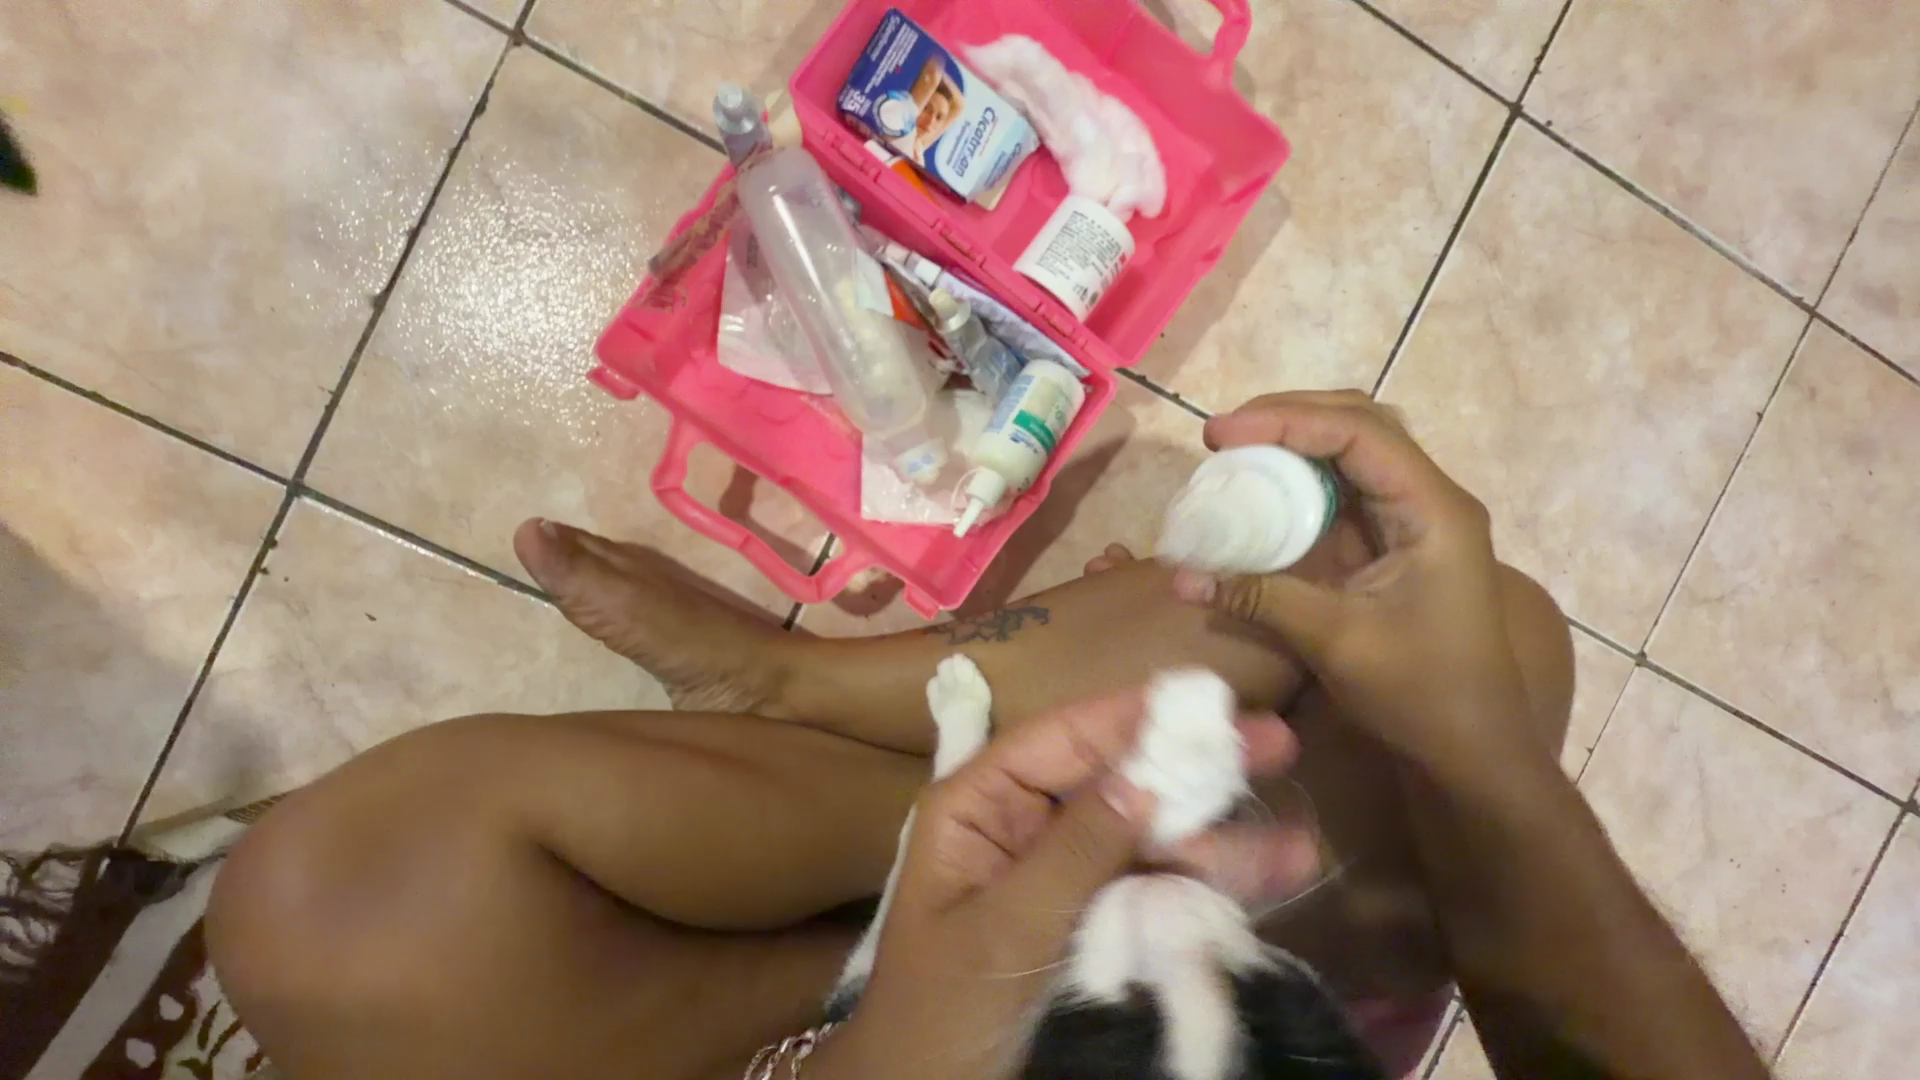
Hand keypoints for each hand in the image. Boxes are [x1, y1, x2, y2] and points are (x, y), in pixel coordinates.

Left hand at [817, 689, 1314, 1079]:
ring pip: (1145, 834)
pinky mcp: (1094, 916)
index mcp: (980, 803)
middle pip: (1114, 778)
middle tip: (1274, 742)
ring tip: (1295, 844)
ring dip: (1218, 837)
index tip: (1199, 696)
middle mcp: (1025, 822)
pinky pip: (1153, 886)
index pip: (1059, 739)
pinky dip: (1208, 884)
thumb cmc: (940, 1009)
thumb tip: (1141, 783)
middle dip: (1190, 767)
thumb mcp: (1000, 929)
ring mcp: (1064, 870)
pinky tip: (1270, 880)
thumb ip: (1070, 855)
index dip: (1128, 713)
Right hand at [1172, 391, 1541, 777]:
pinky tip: (1256, 491)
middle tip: (1222, 434)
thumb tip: (1178, 577)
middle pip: (1359, 424)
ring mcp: (1407, 519)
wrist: (1469, 746)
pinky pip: (1338, 491)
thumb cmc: (1421, 693)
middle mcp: (1425, 499)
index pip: (1361, 433)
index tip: (1222, 435)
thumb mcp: (1335, 639)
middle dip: (1288, 417)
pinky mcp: (1386, 543)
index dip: (1287, 421)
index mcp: (1433, 510)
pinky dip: (1294, 481)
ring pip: (1350, 451)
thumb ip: (1258, 597)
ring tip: (1233, 449)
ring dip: (1291, 442)